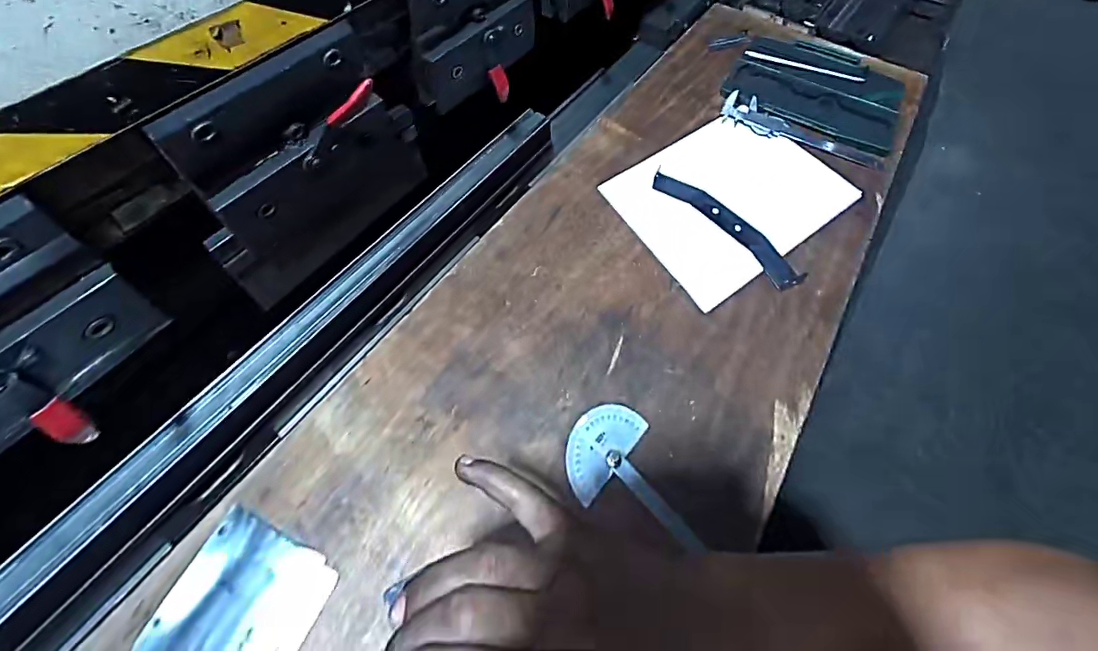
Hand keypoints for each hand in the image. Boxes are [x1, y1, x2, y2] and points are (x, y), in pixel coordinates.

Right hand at [386, 457, 594, 649]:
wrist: (703, 628)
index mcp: (546, 650)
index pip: (465, 650)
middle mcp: (545, 604)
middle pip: (462, 610)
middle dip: (419, 627)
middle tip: (394, 641)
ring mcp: (560, 558)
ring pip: (482, 560)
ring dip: (437, 579)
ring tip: (404, 602)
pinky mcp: (576, 528)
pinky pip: (530, 496)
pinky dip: (497, 478)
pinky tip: (465, 466)